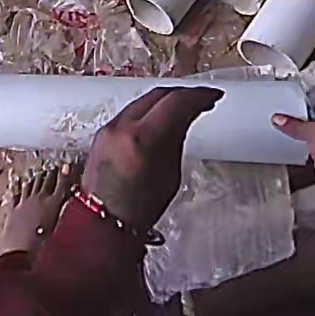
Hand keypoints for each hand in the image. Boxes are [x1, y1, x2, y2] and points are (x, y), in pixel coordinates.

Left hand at [83, 87, 222, 230]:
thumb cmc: (140, 207)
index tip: (212, 95)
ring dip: (165, 100)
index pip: (176, 103)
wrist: (102, 221)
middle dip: (182, 94)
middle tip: (201, 99)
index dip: (198, 95)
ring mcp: (109, 127)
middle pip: (158, 95)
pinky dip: (149, 110)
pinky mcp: (103, 131)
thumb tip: (184, 117)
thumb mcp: (170, 174)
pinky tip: (161, 117)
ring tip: (184, 107)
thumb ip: (176, 139)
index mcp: (143, 139)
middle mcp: (122, 127)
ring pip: (143, 101)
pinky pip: (131, 111)